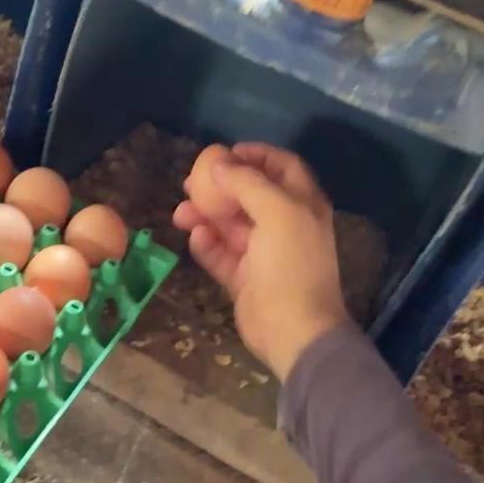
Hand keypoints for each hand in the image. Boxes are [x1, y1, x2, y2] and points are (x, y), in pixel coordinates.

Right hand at [173, 143, 350, 379]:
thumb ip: (247, 183)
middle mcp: (285, 224)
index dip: (256, 155)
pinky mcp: (244, 278)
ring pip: (230, 225)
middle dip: (220, 186)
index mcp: (302, 204)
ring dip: (205, 215)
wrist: (294, 330)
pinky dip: (207, 245)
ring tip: (180, 212)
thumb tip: (218, 162)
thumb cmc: (291, 265)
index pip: (282, 166)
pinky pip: (221, 254)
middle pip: (249, 194)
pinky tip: (194, 238)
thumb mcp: (276, 213)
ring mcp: (263, 253)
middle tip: (190, 182)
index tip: (224, 152)